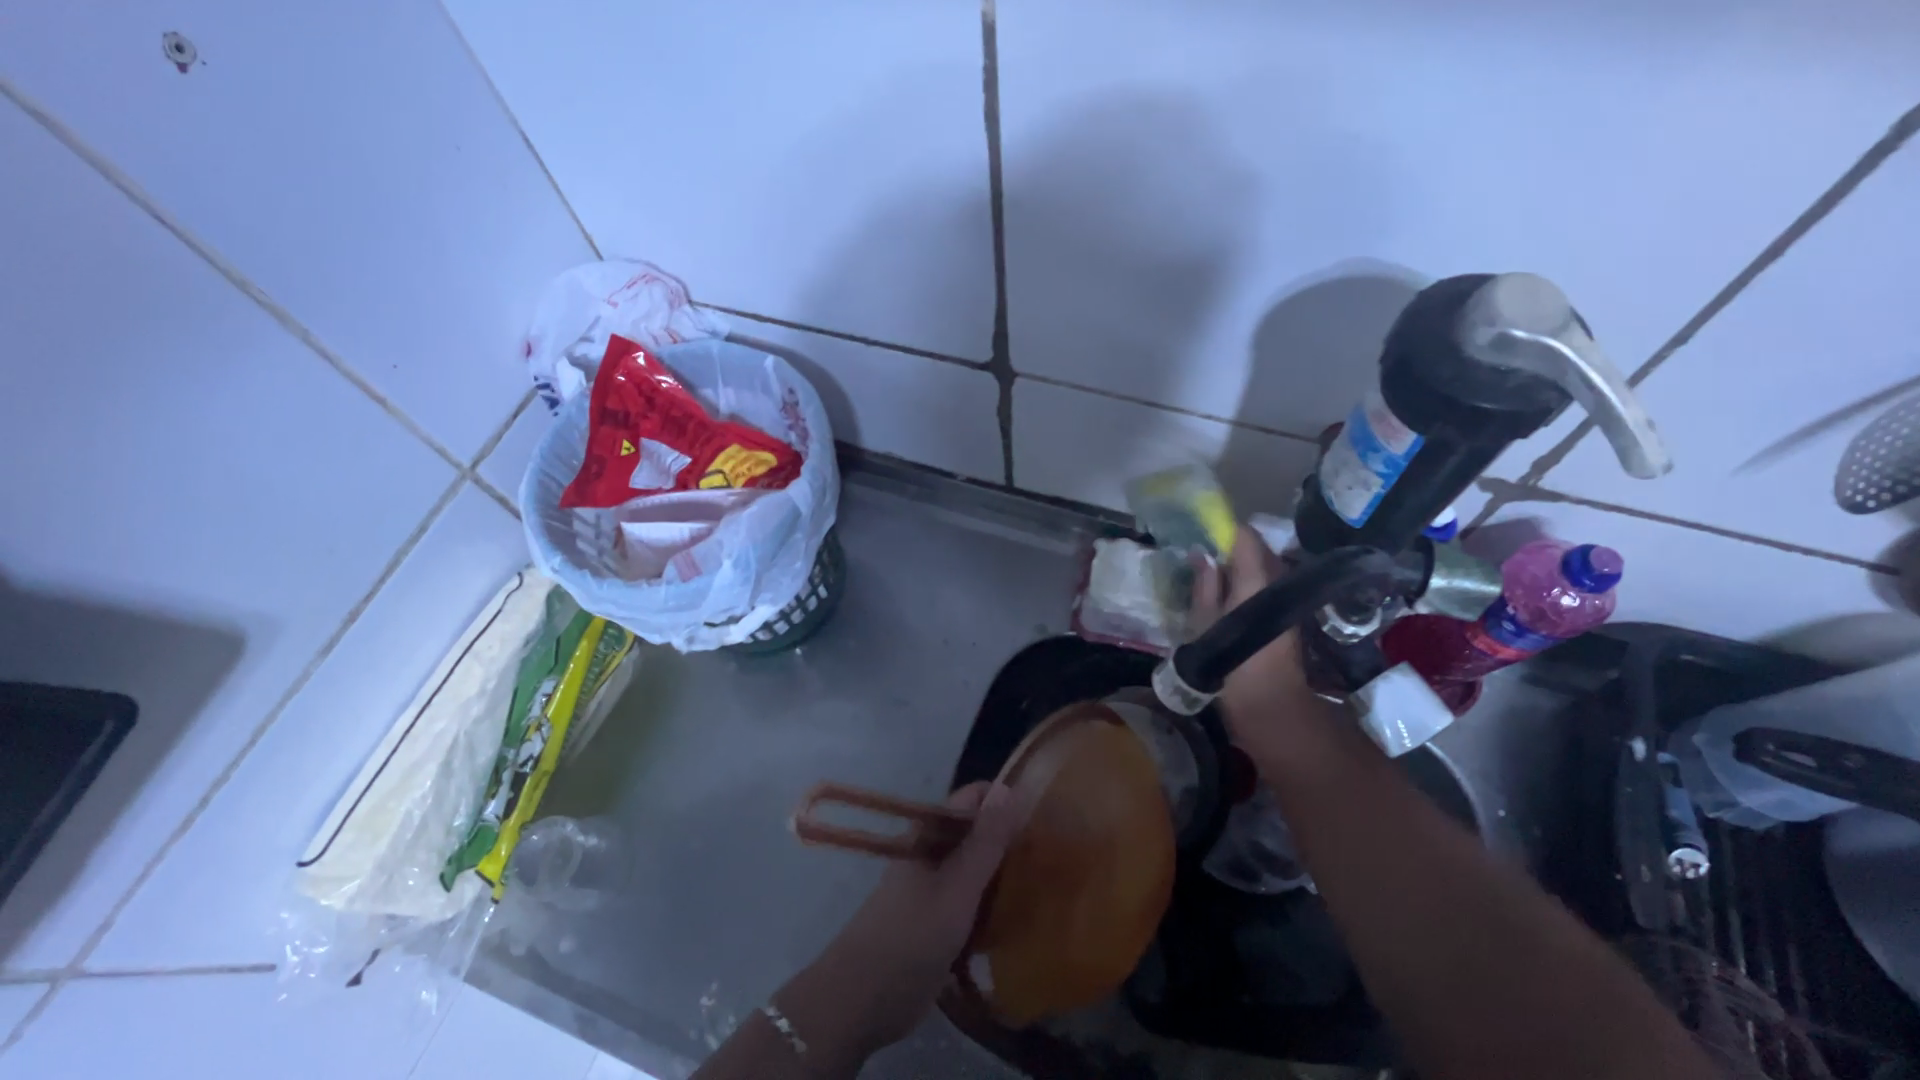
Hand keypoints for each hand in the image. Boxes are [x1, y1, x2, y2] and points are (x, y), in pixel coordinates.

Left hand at [776, 780, 1024, 1056]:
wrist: (864, 1000)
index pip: (971, 801)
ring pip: (978, 872)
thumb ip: (985, 841)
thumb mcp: (957, 886)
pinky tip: (1025, 918)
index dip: (1005, 800)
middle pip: (976, 836)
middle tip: (1056, 853)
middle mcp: (931, 858)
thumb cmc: (911, 935)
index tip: (1046, 814)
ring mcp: (934, 893)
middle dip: (1012, 841)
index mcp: (928, 836)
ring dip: (1006, 876)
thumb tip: (1010, 787)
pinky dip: (996, 907)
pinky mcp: (939, 927)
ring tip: (1049, 881)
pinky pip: (975, 906)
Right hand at [1190, 527, 1343, 772]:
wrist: (1271, 708)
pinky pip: (1265, 589)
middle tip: (1203, 558)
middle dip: (1232, 549)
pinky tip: (1228, 602)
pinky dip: (1248, 587)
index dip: (1223, 530)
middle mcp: (1276, 584)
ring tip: (1213, 580)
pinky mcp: (1286, 618)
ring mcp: (1285, 602)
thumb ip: (1205, 585)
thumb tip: (1202, 553)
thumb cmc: (1232, 666)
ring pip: (1263, 571)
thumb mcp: (1206, 624)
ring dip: (1241, 569)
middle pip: (1257, 551)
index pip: (1245, 536)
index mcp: (1255, 580)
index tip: (1202, 533)